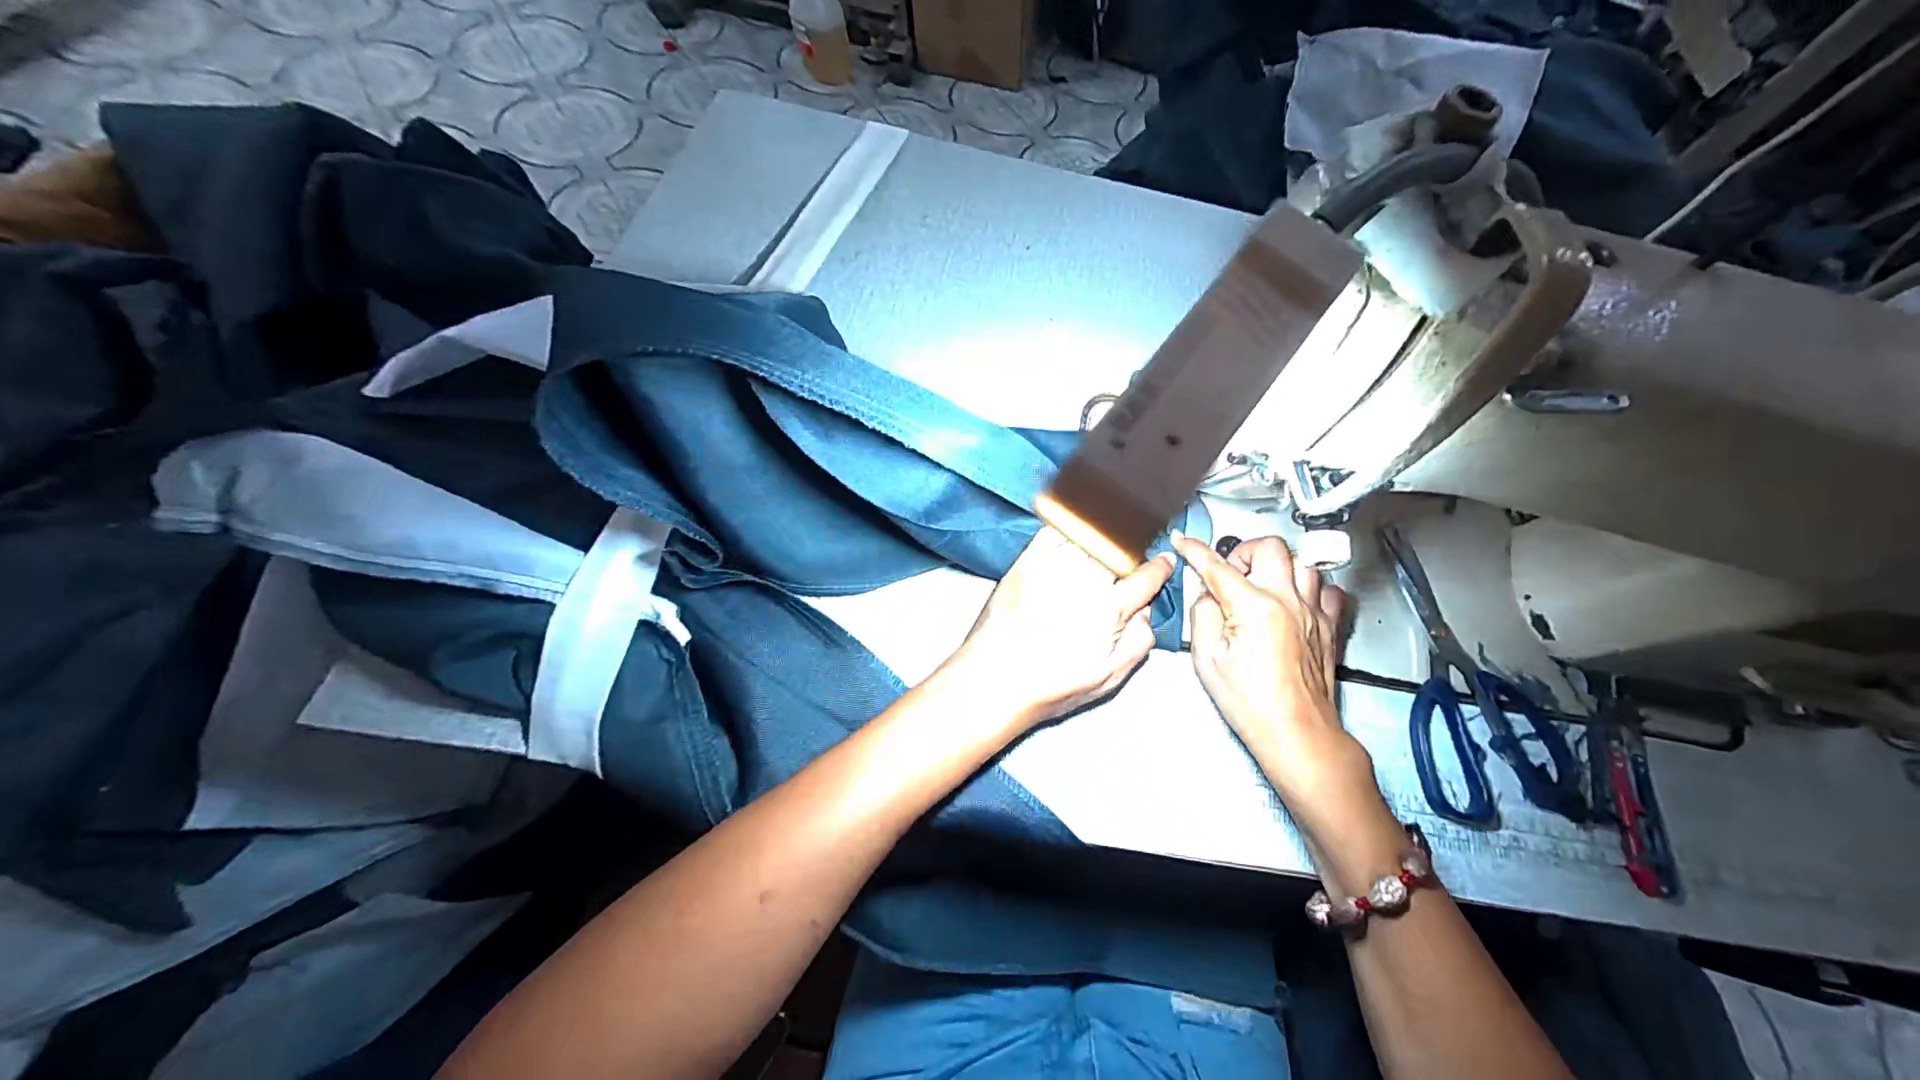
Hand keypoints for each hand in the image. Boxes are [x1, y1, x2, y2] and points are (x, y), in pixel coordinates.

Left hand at [943, 528, 1175, 731]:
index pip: (1147, 576)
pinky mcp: (1026, 561)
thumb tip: (1147, 615)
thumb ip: (1137, 643)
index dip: (1160, 567)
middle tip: (1139, 544)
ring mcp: (1053, 567)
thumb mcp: (1106, 678)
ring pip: (1092, 534)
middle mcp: (1084, 580)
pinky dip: (1072, 523)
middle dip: (1136, 544)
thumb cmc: (1045, 685)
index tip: (1162, 562)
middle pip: (1122, 548)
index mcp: (1110, 608)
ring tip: (1115, 530)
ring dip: (1108, 529)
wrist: (993, 678)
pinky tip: (1078, 526)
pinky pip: (1056, 530)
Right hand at [1172, 535, 1364, 803]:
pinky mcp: (1328, 628)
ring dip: (1277, 566)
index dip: (1195, 550)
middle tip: (1228, 569)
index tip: (1185, 543)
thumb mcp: (1207, 659)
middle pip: (1270, 548)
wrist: (1296, 732)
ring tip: (1259, 583)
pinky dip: (1310, 587)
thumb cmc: (1253, 705)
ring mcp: (1313, 613)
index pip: (1217, 565)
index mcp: (1254, 608)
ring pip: (1302, 563)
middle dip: (1243, 551)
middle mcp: (1288, 603)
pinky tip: (1294, 599)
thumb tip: (1206, 594)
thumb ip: (1203, 615)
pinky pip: (1328, 590)